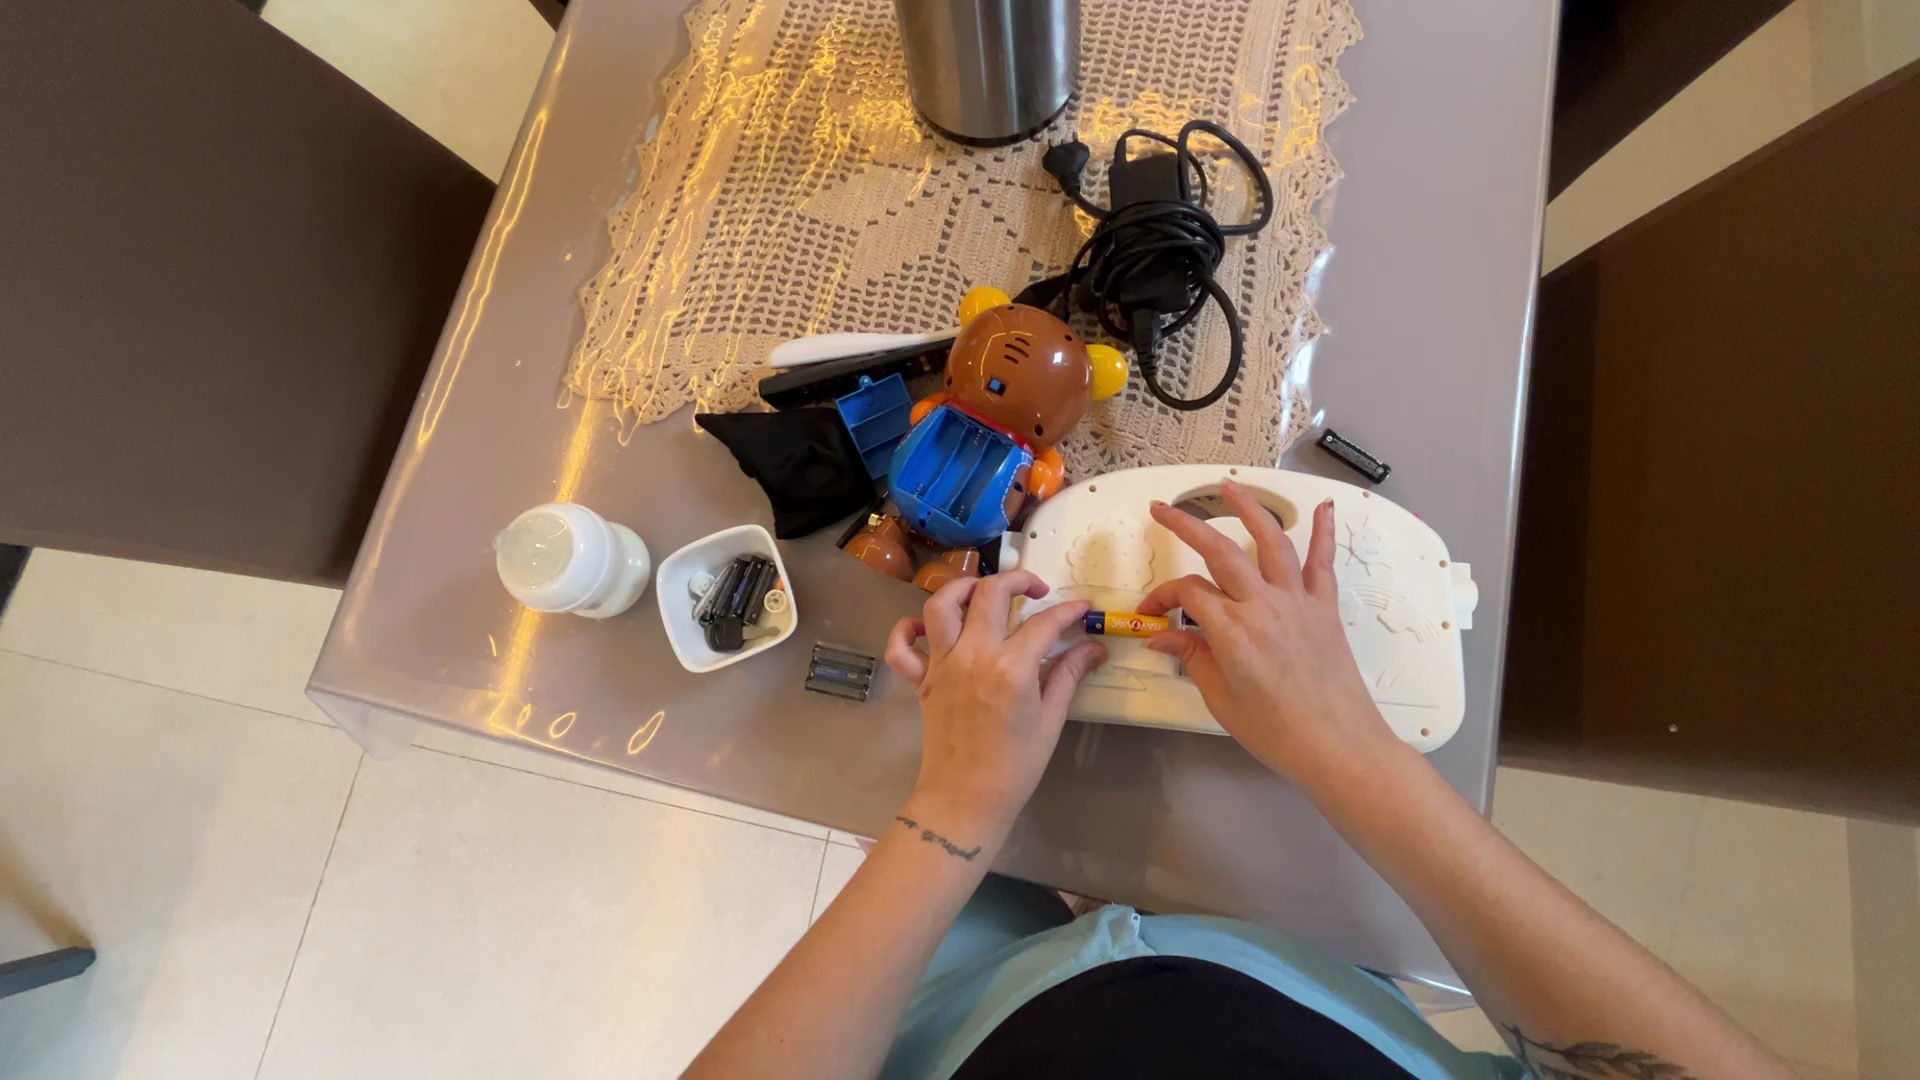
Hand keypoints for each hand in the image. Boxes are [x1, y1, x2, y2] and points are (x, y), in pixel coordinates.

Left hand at [885, 571, 1107, 837]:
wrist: (966, 799)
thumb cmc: (1016, 765)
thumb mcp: (1050, 719)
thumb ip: (1069, 675)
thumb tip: (1094, 647)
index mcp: (1012, 668)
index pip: (1044, 623)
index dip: (1068, 610)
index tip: (1081, 607)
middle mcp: (973, 655)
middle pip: (990, 593)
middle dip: (1018, 579)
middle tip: (1036, 590)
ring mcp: (942, 665)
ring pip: (941, 604)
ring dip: (961, 587)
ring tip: (982, 592)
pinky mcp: (920, 680)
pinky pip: (901, 646)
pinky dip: (907, 629)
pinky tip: (926, 628)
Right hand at [1137, 480, 1394, 787]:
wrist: (1338, 746)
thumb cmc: (1274, 730)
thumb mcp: (1220, 696)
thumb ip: (1191, 656)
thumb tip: (1159, 637)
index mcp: (1231, 630)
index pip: (1187, 594)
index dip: (1162, 598)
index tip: (1152, 615)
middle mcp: (1262, 604)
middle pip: (1219, 550)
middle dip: (1186, 523)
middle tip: (1162, 508)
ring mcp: (1297, 601)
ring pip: (1271, 542)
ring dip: (1249, 509)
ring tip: (1229, 486)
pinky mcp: (1324, 607)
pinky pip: (1323, 563)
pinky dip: (1325, 533)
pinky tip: (1325, 508)